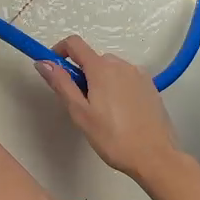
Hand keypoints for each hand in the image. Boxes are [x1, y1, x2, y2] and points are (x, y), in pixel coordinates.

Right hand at [34, 35, 193, 184]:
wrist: (155, 156)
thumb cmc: (113, 138)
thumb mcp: (80, 113)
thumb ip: (61, 84)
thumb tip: (43, 62)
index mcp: (102, 68)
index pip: (75, 43)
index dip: (59, 51)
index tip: (54, 68)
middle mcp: (122, 64)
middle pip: (94, 58)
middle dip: (81, 74)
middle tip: (80, 104)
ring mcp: (139, 74)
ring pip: (111, 69)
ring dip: (100, 81)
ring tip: (101, 112)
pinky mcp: (151, 86)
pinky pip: (127, 78)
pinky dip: (117, 87)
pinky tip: (120, 113)